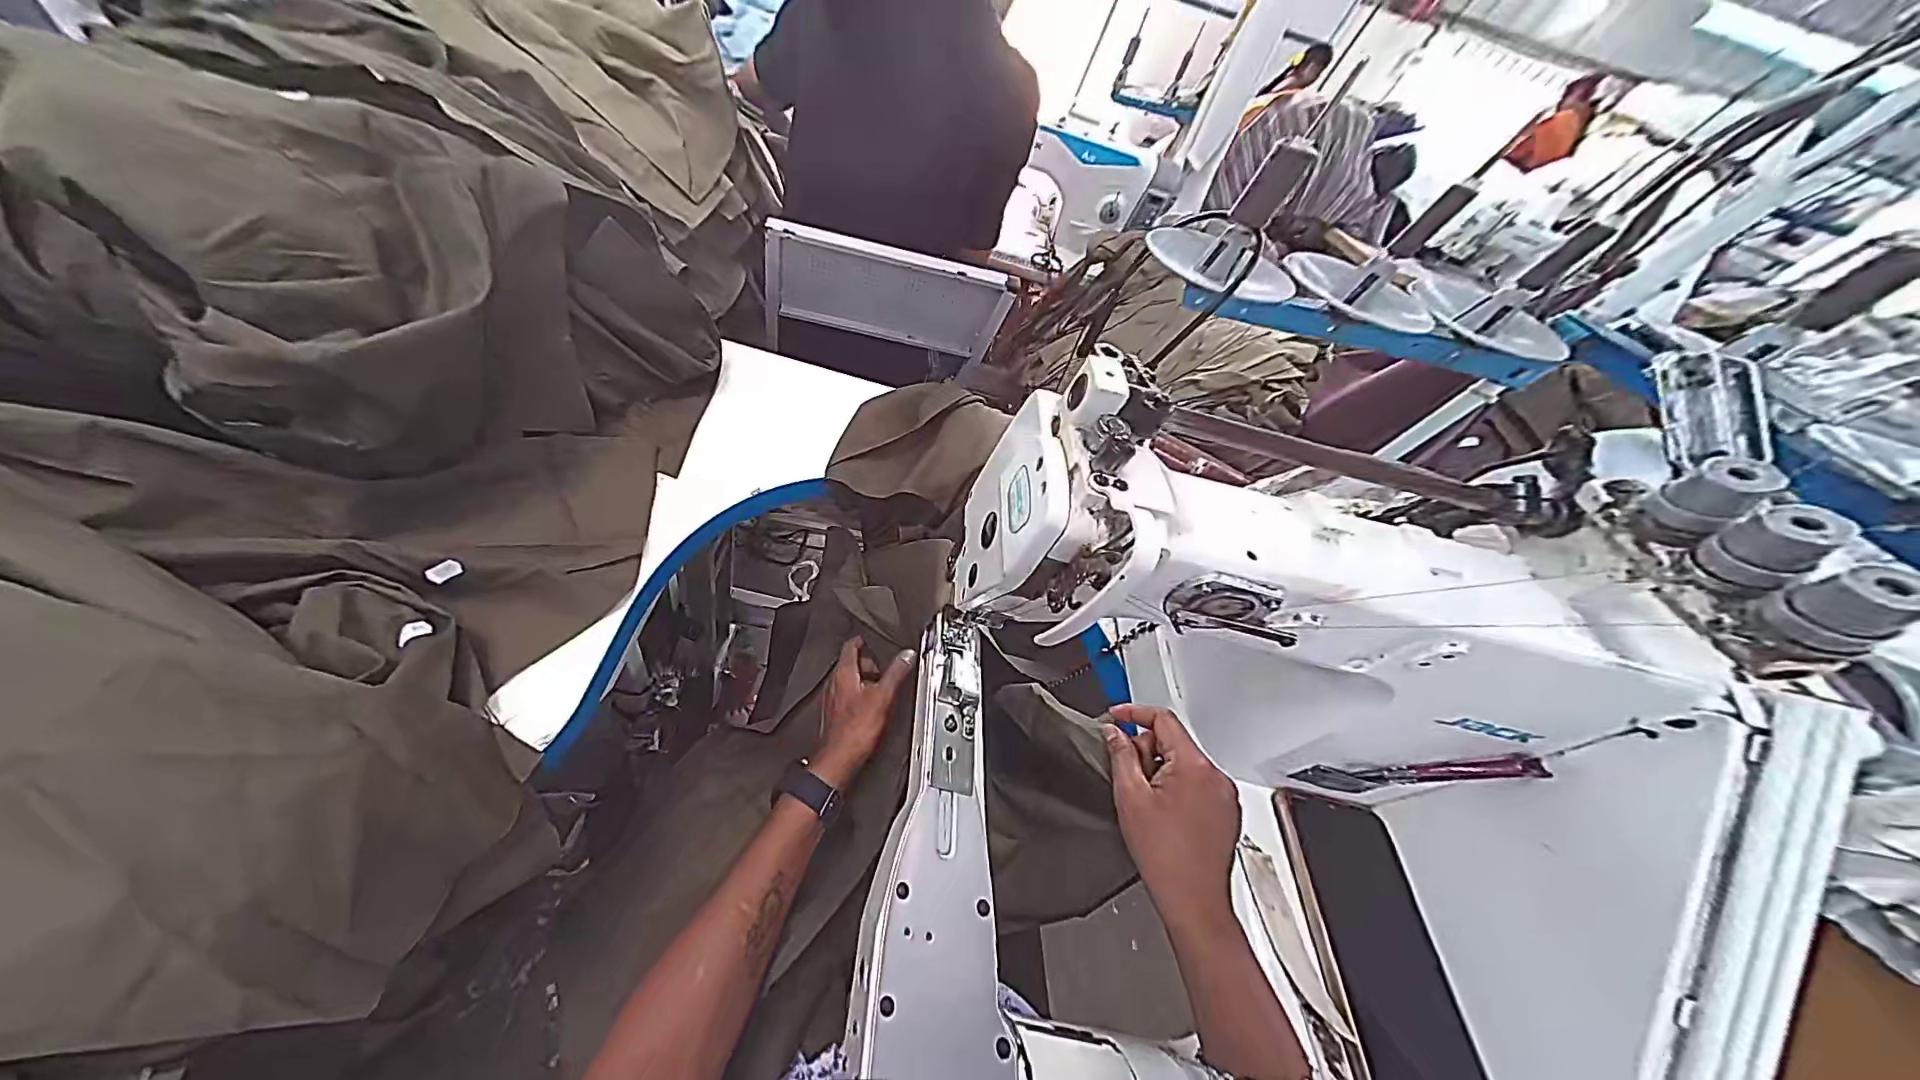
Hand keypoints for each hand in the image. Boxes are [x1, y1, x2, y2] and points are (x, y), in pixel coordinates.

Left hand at [813, 638, 915, 788]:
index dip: (864, 641)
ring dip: (865, 681)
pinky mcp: (834, 714)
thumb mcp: (883, 697)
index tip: (874, 641)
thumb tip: (906, 656)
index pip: (850, 646)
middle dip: (869, 664)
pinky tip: (872, 709)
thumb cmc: (854, 731)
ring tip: (881, 690)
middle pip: (851, 663)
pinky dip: (860, 696)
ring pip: (850, 681)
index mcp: (843, 674)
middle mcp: (834, 684)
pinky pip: (848, 697)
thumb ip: (895, 673)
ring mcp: (832, 699)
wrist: (838, 759)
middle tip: (884, 670)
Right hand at [1103, 705, 1240, 928]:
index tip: (1117, 716)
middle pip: (1174, 741)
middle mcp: (1215, 776)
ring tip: (1149, 805)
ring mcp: (1224, 794)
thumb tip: (1114, 733)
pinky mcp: (1226, 810)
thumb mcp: (1130, 797)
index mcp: (1194, 766)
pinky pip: (1197, 783)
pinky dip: (1177, 787)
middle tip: (1132, 779)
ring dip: (1161, 771)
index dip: (1135, 713)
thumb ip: (1120, 755)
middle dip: (1147, 752)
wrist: (1193, 900)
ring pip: (1184, 763)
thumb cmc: (1165, 856)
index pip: (1163, 719)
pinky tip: (1165, 814)